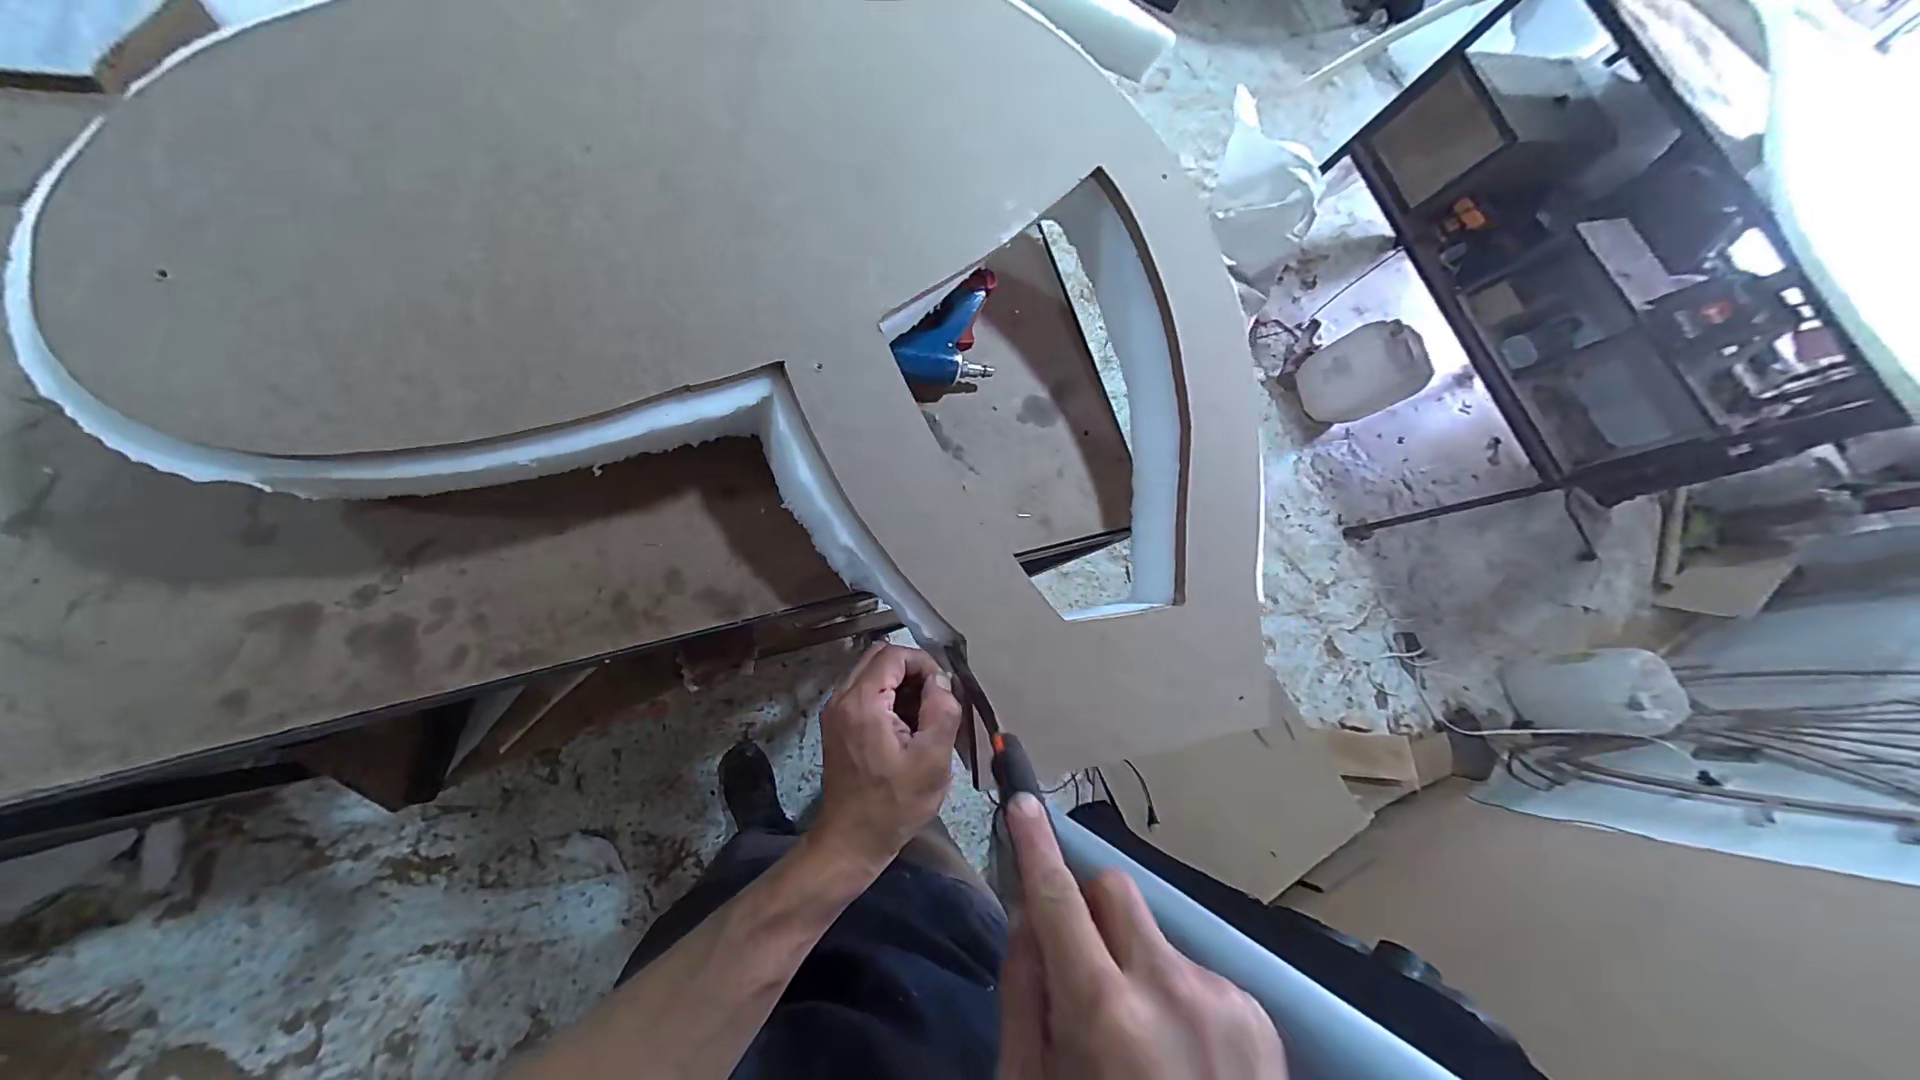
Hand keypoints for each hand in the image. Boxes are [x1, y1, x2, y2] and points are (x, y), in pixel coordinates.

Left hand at [812, 643, 963, 870]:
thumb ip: (942, 711)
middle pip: (880, 657)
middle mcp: (842, 698)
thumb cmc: (894, 804)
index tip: (944, 690)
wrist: (851, 840)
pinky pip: (865, 692)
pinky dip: (888, 697)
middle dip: (913, 670)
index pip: (894, 654)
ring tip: (924, 714)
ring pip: (872, 673)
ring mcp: (836, 711)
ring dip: (901, 684)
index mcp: (862, 702)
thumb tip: (941, 682)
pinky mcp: (838, 725)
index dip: (924, 663)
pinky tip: (907, 726)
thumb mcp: (932, 759)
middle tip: (936, 698)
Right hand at [999, 793, 1287, 1079]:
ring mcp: (1221, 998)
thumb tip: (1027, 917)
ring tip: (1140, 1037)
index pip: (1058, 901)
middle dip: (1088, 909)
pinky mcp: (1256, 1013)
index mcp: (1106, 1015)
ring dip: (1132, 960)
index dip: (1035, 847)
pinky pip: (1193, 969)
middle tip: (1080, 961)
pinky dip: (1173, 993)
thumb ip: (1023, 993)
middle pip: (1114, 888)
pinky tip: (1181, 1056)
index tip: (1023, 804)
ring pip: (1153, 932)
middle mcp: (1170, 990)